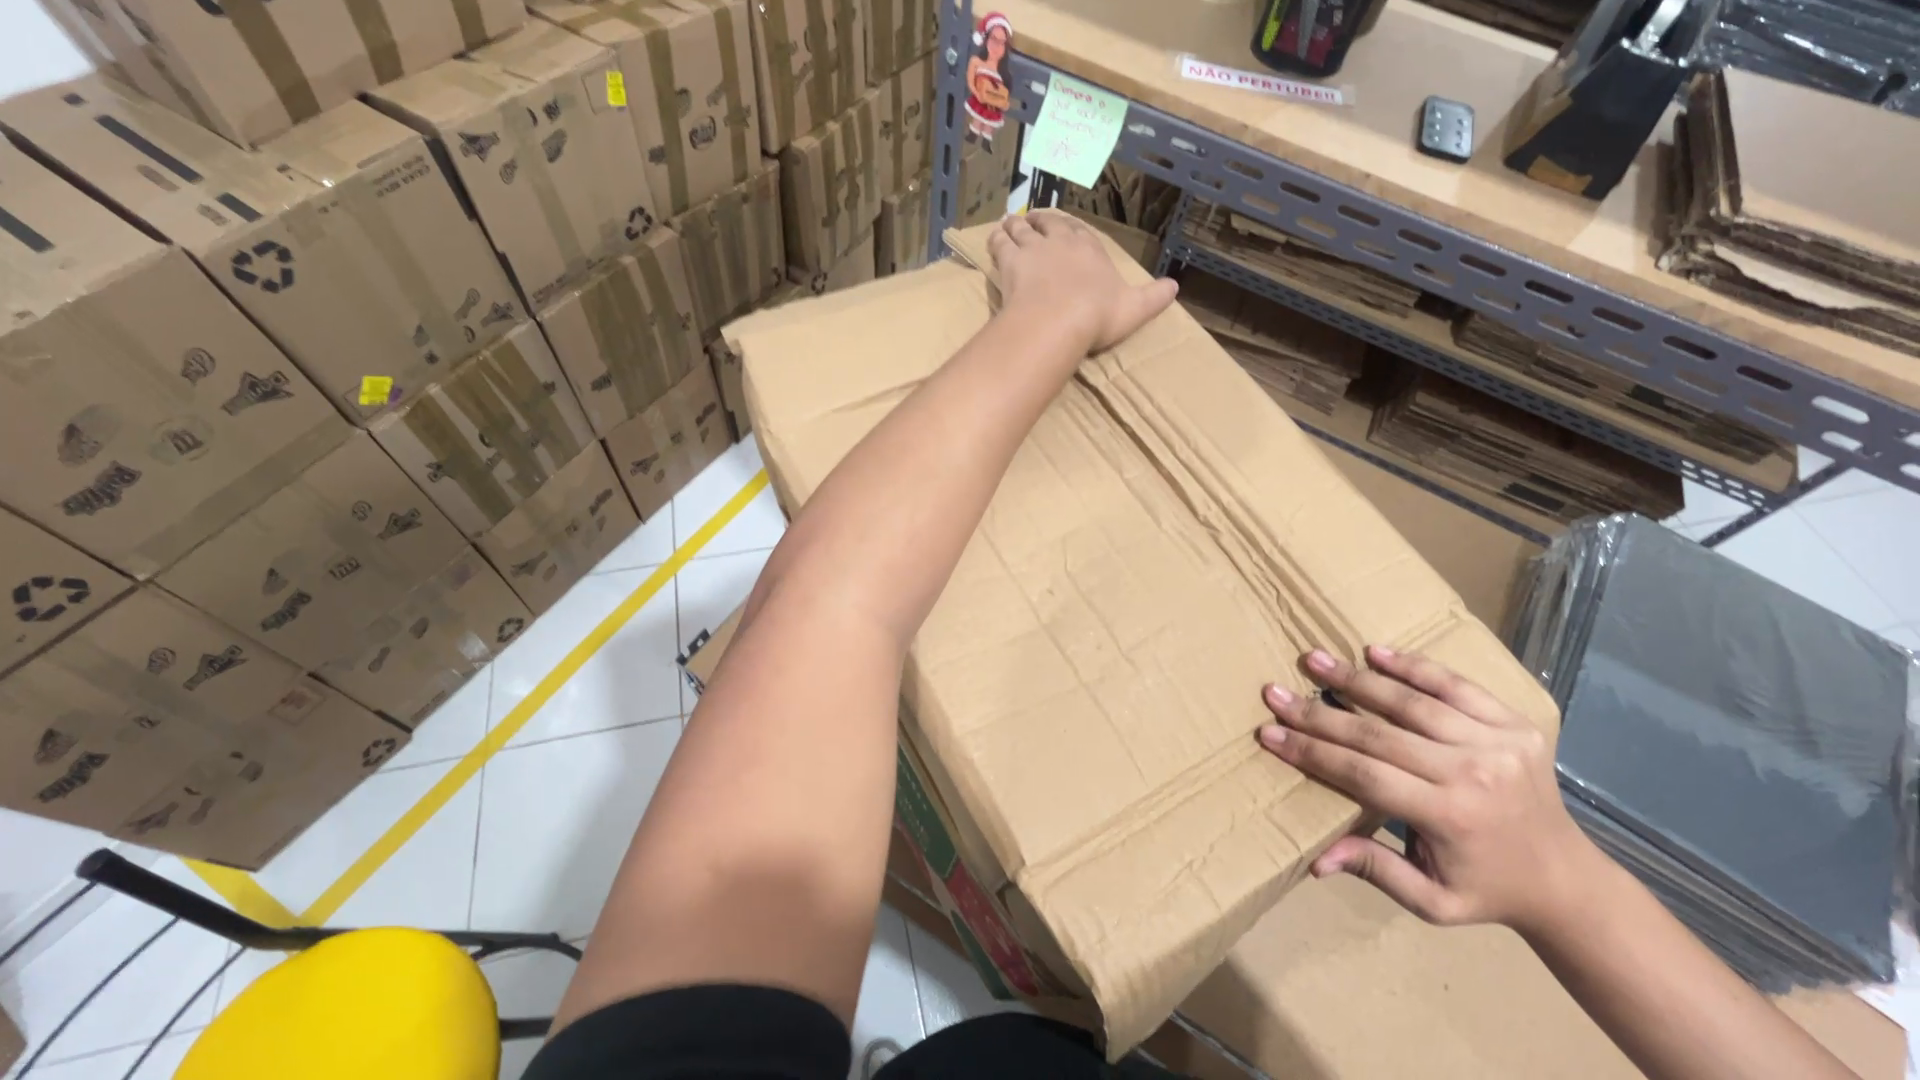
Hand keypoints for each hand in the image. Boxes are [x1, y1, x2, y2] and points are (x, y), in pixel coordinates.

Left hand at [987, 212, 1177, 354]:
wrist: (1059, 321)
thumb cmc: (1099, 316)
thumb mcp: (1135, 308)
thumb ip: (1154, 297)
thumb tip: (1175, 287)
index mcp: (1091, 249)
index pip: (1079, 231)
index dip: (1069, 228)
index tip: (1062, 228)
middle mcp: (1061, 242)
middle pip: (1048, 222)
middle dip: (1040, 220)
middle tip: (1032, 219)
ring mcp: (1032, 249)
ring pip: (1020, 228)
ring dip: (1014, 224)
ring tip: (1009, 223)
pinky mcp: (1009, 261)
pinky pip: (999, 242)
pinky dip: (996, 238)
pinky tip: (993, 237)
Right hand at [1257, 645, 1596, 934]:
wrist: (1567, 879)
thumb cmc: (1487, 890)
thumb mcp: (1431, 901)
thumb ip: (1374, 870)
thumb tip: (1316, 860)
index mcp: (1449, 816)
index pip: (1363, 774)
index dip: (1312, 752)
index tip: (1269, 734)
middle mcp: (1473, 772)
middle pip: (1378, 733)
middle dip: (1318, 713)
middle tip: (1275, 693)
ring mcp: (1497, 742)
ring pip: (1413, 702)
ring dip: (1356, 678)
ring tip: (1312, 658)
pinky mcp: (1515, 724)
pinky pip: (1457, 686)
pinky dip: (1414, 666)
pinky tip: (1376, 651)